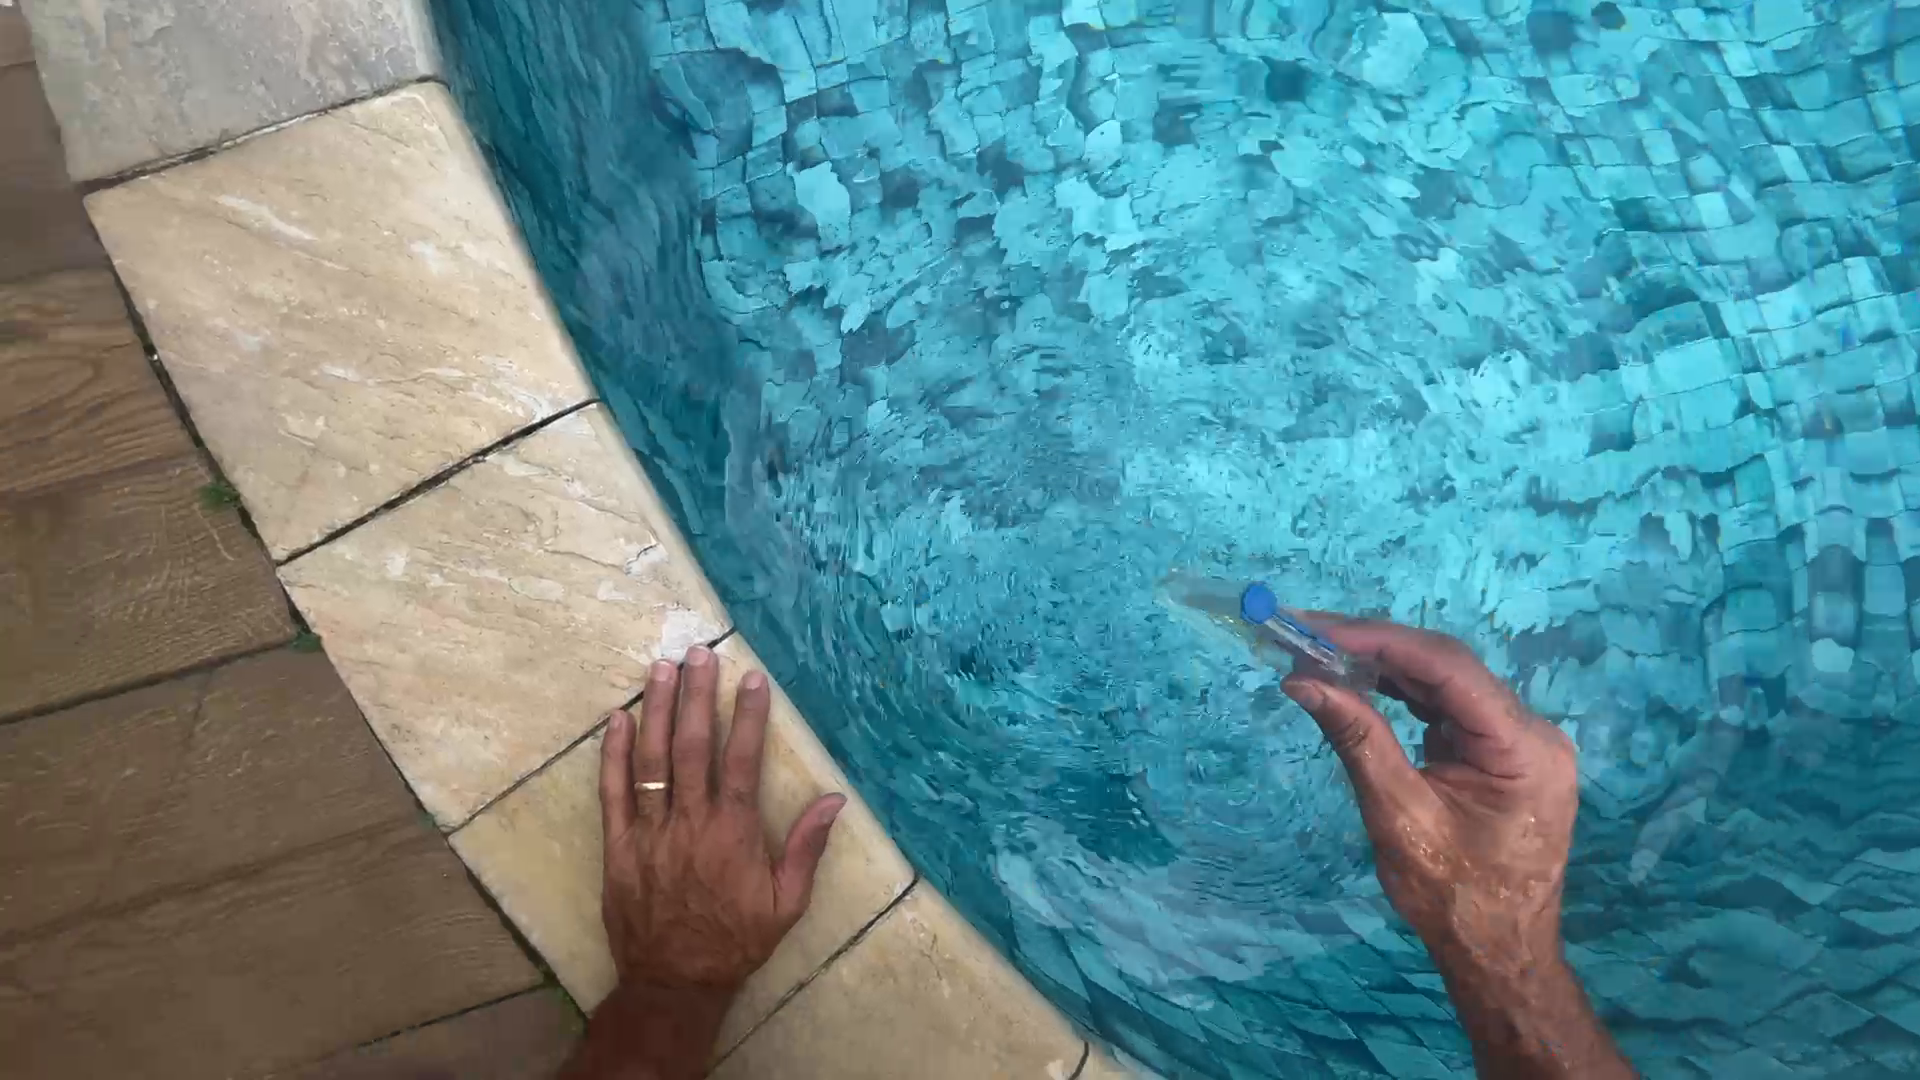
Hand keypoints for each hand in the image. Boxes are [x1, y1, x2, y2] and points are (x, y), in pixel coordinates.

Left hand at [561, 646, 845, 1079]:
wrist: (673, 984)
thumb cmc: (737, 938)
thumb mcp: (787, 901)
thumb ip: (807, 847)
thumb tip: (835, 799)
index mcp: (733, 831)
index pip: (742, 760)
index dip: (748, 715)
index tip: (751, 677)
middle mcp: (690, 822)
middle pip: (692, 747)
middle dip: (697, 695)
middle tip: (700, 653)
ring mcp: (649, 833)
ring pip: (651, 761)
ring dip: (656, 711)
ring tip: (661, 668)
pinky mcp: (617, 848)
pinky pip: (613, 795)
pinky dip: (613, 755)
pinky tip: (616, 719)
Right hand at [1283, 615, 1633, 1078]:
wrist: (1496, 951)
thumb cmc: (1452, 894)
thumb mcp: (1396, 813)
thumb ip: (1355, 736)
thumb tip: (1299, 680)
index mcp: (1521, 746)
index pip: (1445, 667)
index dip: (1375, 639)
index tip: (1313, 629)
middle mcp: (1528, 729)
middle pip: (1442, 663)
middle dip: (1369, 643)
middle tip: (1302, 633)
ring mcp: (1512, 735)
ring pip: (1438, 676)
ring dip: (1376, 660)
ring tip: (1315, 650)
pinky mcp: (1492, 745)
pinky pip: (1439, 699)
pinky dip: (1392, 686)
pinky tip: (1352, 677)